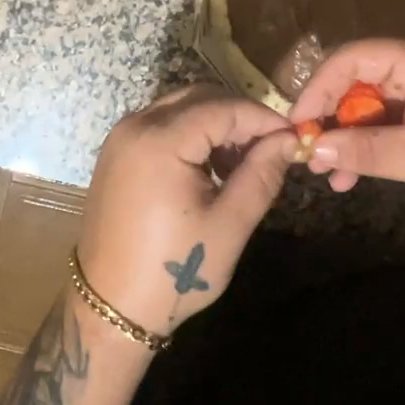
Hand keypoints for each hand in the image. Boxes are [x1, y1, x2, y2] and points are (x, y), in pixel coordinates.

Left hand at [76, 84, 292, 338]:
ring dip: (215, 123)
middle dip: (239, 116)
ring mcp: (121, 136)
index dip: (262, 118)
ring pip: (180, 107)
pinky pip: (161, 124)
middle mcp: (135, 125)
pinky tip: (210, 168)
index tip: (293, 138)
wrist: (110, 307)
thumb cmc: (174, 271)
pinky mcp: (116, 151)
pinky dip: (190, 133)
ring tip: (241, 164)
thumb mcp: (228, 225)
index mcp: (159, 140)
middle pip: (199, 97)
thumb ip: (261, 174)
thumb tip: (288, 141)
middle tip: (270, 149)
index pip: (222, 107)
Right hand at [289, 39, 404, 226]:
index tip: (297, 125)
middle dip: (329, 118)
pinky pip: (384, 124)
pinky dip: (367, 147)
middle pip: (354, 81)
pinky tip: (350, 177)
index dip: (317, 88)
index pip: (351, 59)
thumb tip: (314, 146)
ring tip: (327, 175)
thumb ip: (367, 150)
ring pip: (366, 106)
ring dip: (345, 138)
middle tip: (308, 155)